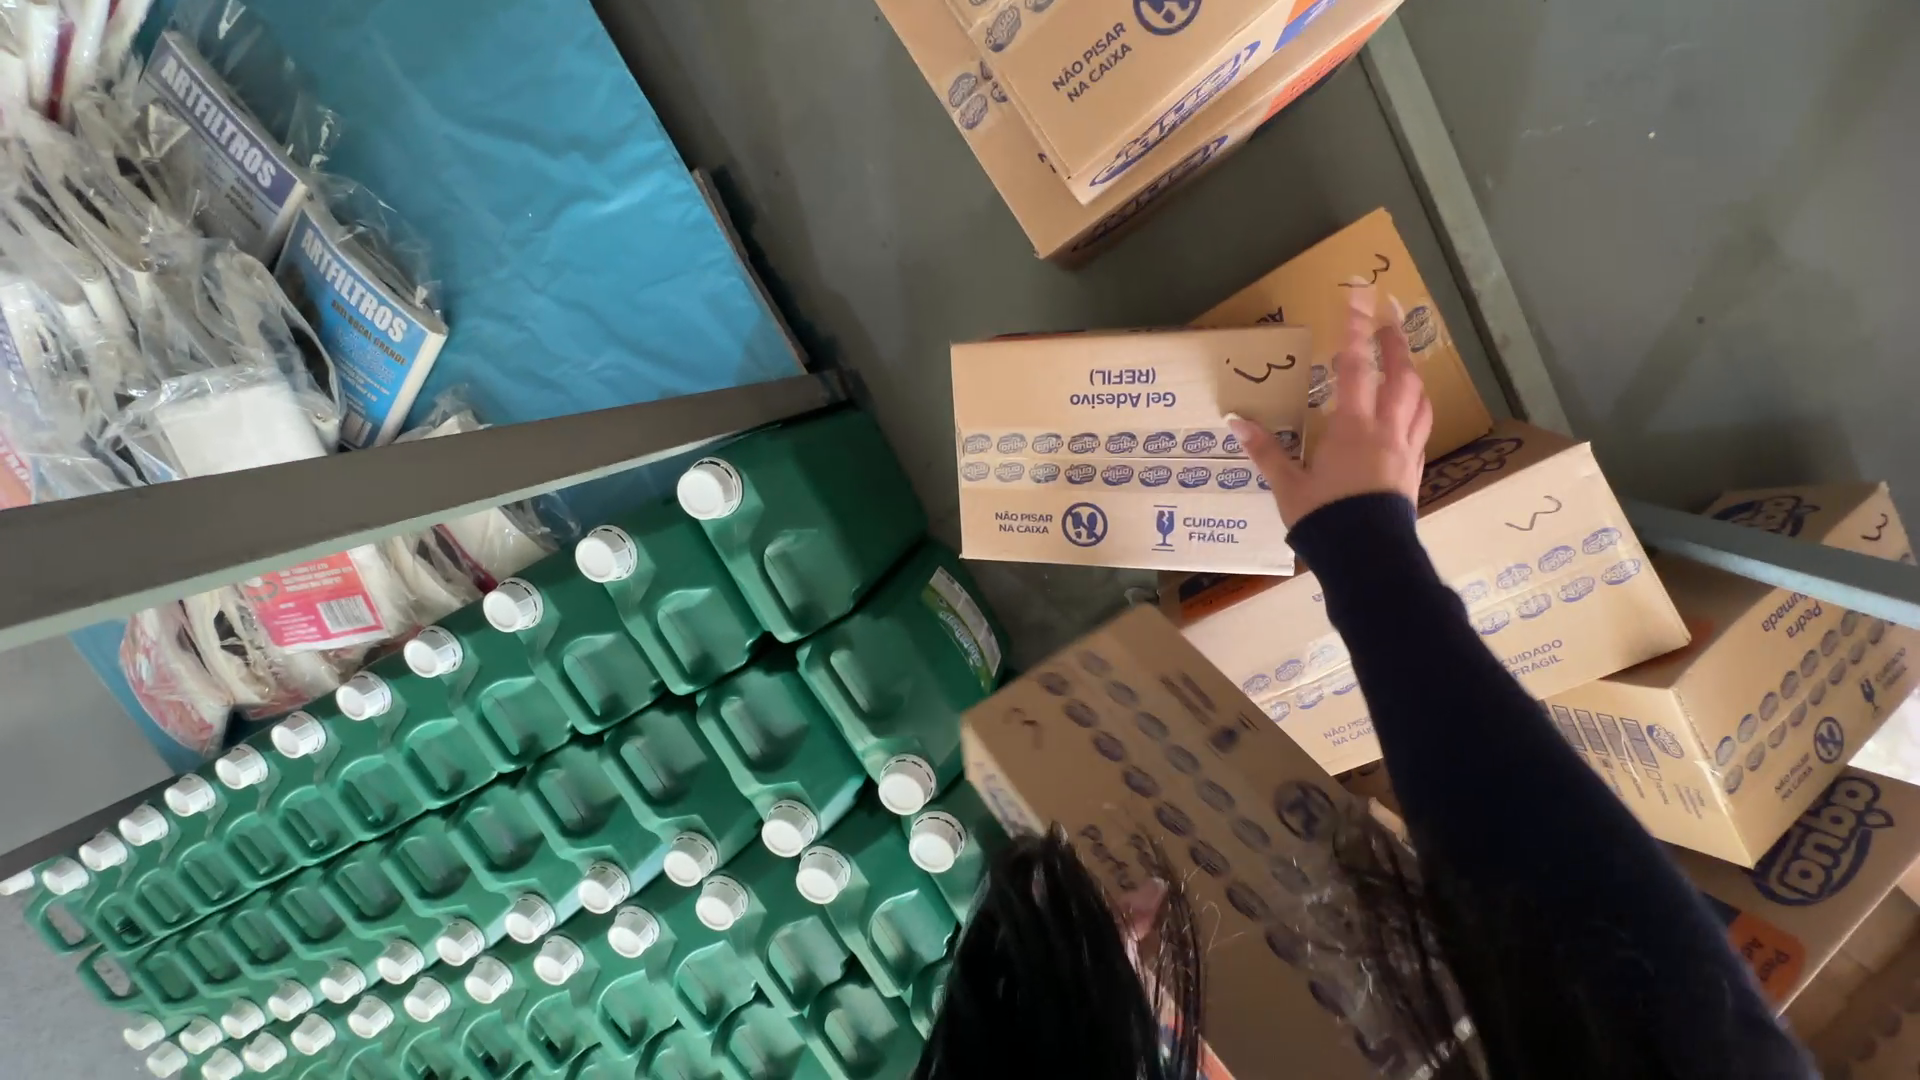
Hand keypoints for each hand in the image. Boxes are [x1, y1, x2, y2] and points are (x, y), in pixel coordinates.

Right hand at [1227, 286, 1432, 528]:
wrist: (1366, 554)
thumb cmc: (1324, 518)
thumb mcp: (1287, 485)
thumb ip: (1264, 450)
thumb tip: (1235, 421)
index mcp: (1352, 428)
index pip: (1355, 368)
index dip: (1356, 331)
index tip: (1359, 298)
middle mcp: (1386, 431)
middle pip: (1400, 375)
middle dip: (1395, 341)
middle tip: (1391, 313)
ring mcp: (1405, 449)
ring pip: (1418, 399)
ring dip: (1412, 372)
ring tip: (1406, 358)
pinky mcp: (1413, 469)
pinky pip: (1421, 427)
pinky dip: (1416, 407)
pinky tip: (1410, 410)